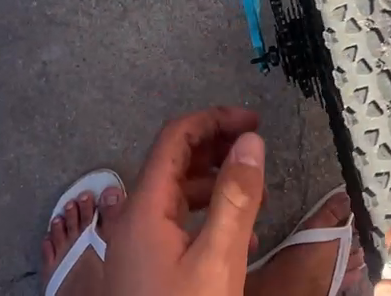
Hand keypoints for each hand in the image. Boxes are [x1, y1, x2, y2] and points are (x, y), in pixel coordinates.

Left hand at [104, 106, 265, 295]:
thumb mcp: (218, 261)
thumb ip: (235, 197)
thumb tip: (251, 140)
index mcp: (145, 206)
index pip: (176, 137)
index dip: (215, 120)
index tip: (254, 122)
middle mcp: (133, 217)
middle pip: (174, 160)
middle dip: (217, 147)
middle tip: (257, 148)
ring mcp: (135, 245)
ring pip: (176, 193)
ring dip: (215, 182)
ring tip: (256, 192)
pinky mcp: (144, 270)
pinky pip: (175, 224)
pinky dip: (207, 214)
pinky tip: (239, 235)